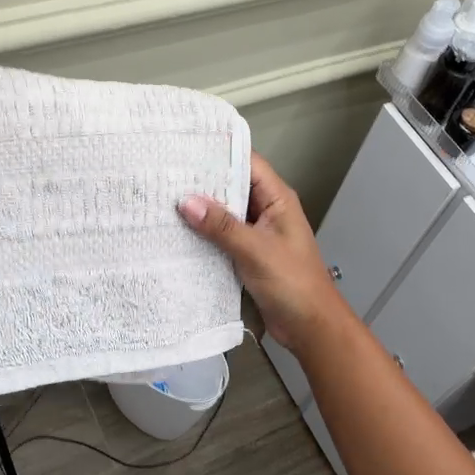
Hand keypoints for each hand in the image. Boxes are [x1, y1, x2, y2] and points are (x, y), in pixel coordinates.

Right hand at [179, 153, 353, 350]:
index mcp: (278, 199)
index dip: (219, 153)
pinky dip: (204, 234)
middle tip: (165, 175)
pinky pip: (222, 237)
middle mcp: (267, 211)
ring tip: (164, 200)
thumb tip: (186, 201)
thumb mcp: (255, 250)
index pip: (248, 163)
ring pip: (225, 213)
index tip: (186, 149)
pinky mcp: (248, 255)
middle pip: (233, 187)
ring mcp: (257, 234)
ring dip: (201, 210)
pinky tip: (178, 233)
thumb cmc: (292, 283)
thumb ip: (221, 226)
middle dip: (203, 182)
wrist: (310, 326)